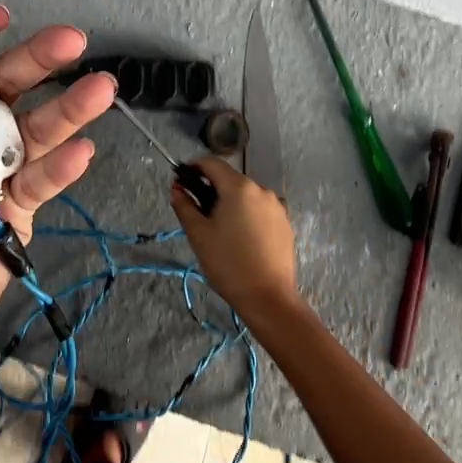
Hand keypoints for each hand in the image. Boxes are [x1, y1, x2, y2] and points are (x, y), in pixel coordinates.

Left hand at [0, 0, 116, 369]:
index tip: (0, 14)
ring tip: (101, 89)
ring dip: (68, 109)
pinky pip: (42, 180)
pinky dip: (62, 166)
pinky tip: (81, 151)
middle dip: (37, 61)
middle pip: (4, 86)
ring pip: (34, 129)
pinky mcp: (16, 210)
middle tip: (73, 39)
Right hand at [169, 157, 299, 317]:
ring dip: (230, 203)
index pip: (212, 163)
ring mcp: (276, 206)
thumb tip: (176, 189)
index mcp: (239, 187)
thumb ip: (185, 206)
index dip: (194, 167)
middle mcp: (260, 190)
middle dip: (212, 189)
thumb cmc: (228, 264)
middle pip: (230, 179)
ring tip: (220, 229)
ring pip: (246, 195)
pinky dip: (247, 215)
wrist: (268, 298)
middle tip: (198, 212)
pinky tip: (241, 238)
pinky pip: (260, 210)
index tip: (182, 180)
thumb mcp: (199, 235)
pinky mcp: (285, 223)